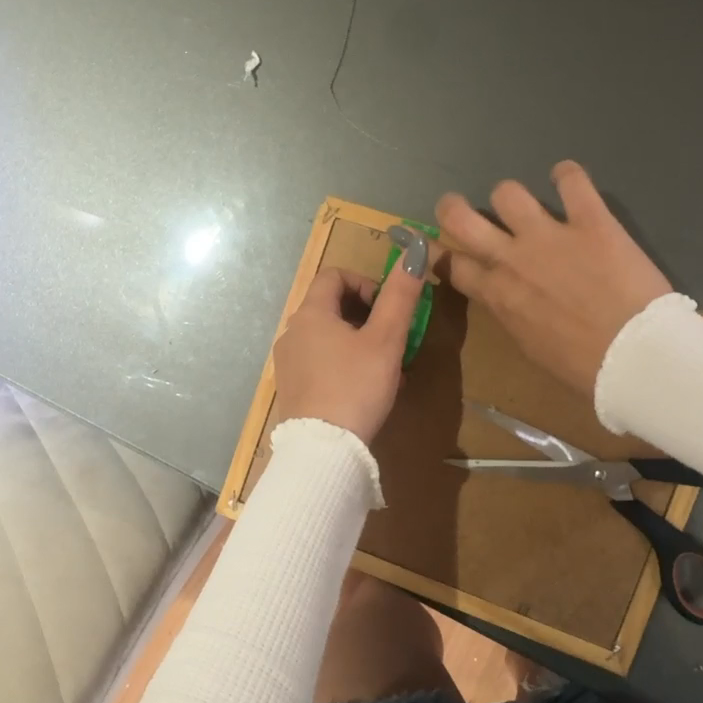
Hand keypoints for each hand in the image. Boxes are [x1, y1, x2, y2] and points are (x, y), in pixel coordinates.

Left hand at [270, 259, 425, 442]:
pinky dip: (344, 365)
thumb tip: (414, 253)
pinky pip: (320, 364)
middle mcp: (292, 333)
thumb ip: (400, 295)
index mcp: (309, 314)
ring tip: (386, 368)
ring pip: (328, 338)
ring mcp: (288, 363)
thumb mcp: (386, 339)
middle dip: (366, 316)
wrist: (323, 449)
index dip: (365, 282)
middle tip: (392, 339)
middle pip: (330, 307)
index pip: (334, 275)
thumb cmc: (355, 387)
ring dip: (359, 343)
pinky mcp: (291, 389)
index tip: (387, 307)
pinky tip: (367, 391)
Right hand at [436, 161, 672, 395]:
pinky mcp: (591, 220)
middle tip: (456, 208)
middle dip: (451, 209)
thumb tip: (509, 300)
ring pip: (507, 192)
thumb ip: (512, 314)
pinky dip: (566, 176)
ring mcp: (549, 235)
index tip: (426, 244)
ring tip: (524, 204)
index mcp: (496, 295)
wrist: (634, 356)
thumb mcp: (530, 348)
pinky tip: (566, 178)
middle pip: (459, 217)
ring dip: (509, 196)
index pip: (449, 264)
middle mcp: (511, 258)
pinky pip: (572, 181)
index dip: (433, 252)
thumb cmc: (583, 369)